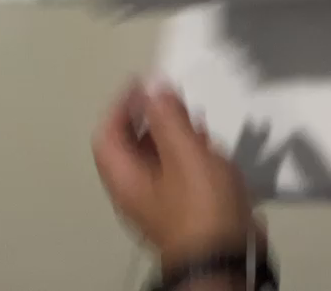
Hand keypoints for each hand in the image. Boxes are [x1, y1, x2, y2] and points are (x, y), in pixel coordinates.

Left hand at [92, 84, 258, 265]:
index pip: (108, 137)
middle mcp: (135, 188)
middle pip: (128, 146)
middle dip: (144, 114)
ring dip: (166, 127)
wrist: (222, 250)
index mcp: (126, 179)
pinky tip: (205, 135)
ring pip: (153, 154)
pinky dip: (184, 143)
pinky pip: (174, 164)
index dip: (120, 105)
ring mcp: (159, 197)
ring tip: (188, 107)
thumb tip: (153, 88)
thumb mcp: (185, 155)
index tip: (142, 80)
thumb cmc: (200, 201)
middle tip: (167, 90)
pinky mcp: (183, 200)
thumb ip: (169, 120)